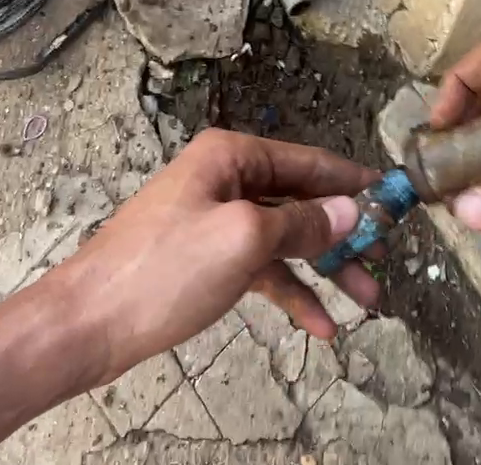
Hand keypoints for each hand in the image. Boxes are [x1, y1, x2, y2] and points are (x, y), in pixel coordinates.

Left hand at [40, 129, 381, 386]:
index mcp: (231, 156)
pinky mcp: (206, 257)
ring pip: (283, 238)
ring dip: (323, 269)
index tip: (392, 198)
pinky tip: (318, 325)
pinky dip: (288, 291)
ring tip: (365, 303)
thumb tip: (349, 210)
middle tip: (384, 261)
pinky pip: (259, 267)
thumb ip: (301, 223)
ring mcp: (214, 219)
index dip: (350, 179)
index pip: (306, 160)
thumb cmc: (165, 268)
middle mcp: (225, 179)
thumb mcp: (242, 239)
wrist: (88, 323)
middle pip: (298, 200)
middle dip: (341, 233)